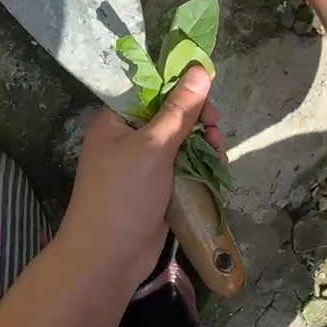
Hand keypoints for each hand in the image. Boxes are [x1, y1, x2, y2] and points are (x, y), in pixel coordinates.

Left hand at [56, 68, 223, 285]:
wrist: (108, 257)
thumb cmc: (123, 195)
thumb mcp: (153, 146)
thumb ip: (179, 110)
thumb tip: (201, 68)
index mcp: (114, 121)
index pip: (149, 89)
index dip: (179, 86)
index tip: (207, 92)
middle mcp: (126, 139)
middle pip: (170, 114)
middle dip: (197, 119)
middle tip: (214, 130)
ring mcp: (142, 166)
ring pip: (180, 142)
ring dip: (203, 143)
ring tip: (218, 153)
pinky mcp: (156, 189)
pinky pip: (182, 167)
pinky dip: (200, 165)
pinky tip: (217, 169)